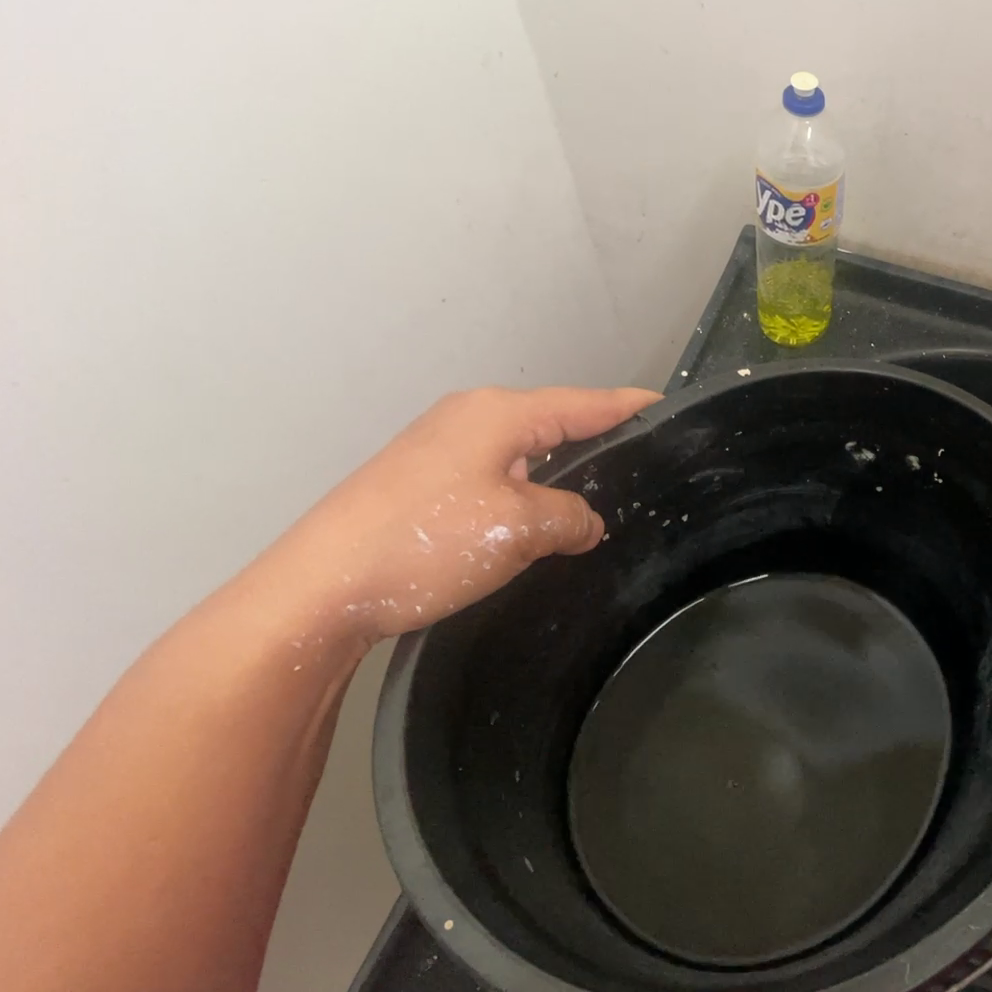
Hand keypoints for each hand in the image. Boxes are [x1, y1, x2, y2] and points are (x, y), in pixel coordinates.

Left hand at [252, 386, 660, 646]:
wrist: (320, 588)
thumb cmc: (425, 544)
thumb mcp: (519, 530)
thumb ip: (571, 518)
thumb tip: (587, 523)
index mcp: (499, 415)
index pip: (585, 402)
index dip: (631, 406)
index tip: (671, 408)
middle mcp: (471, 419)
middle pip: (555, 420)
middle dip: (600, 437)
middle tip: (648, 461)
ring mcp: (443, 448)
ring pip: (527, 450)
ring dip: (564, 470)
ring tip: (606, 492)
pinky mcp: (427, 480)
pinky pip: (501, 472)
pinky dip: (532, 488)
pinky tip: (545, 515)